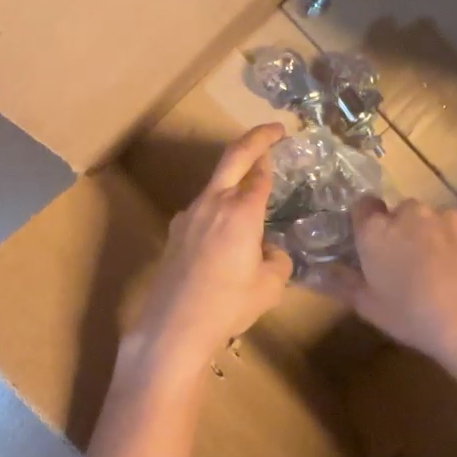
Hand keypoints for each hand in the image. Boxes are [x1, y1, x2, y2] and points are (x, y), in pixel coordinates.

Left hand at [124, 124, 293, 381]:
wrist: (174, 325)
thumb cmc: (228, 305)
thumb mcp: (270, 286)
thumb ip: (277, 260)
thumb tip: (269, 250)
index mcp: (241, 210)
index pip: (260, 172)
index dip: (271, 152)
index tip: (282, 140)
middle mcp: (213, 203)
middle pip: (233, 157)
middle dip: (255, 139)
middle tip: (272, 131)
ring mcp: (189, 215)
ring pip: (216, 186)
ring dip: (235, 181)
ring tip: (253, 198)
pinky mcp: (176, 232)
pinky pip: (203, 210)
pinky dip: (220, 208)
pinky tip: (227, 236)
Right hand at [324, 198, 456, 365]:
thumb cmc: (415, 317)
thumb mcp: (370, 308)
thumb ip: (342, 284)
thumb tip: (314, 274)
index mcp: (378, 231)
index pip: (364, 206)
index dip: (369, 222)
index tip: (376, 244)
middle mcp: (412, 214)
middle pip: (405, 213)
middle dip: (408, 232)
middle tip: (413, 265)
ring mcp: (453, 217)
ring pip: (440, 221)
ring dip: (440, 238)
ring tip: (449, 273)